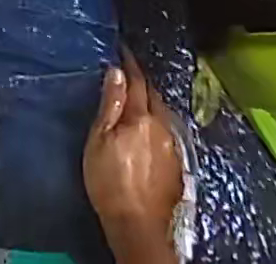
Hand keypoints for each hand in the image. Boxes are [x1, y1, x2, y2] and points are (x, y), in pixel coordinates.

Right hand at [84, 50, 182, 260]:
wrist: (137, 226)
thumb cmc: (110, 181)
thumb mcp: (99, 141)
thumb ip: (110, 104)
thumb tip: (116, 71)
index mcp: (140, 116)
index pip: (136, 81)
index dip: (130, 63)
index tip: (123, 49)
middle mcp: (161, 124)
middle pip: (152, 95)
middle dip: (141, 82)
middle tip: (128, 73)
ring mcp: (171, 144)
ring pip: (161, 112)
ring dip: (149, 102)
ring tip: (137, 100)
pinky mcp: (176, 163)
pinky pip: (166, 131)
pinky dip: (156, 124)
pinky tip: (148, 131)